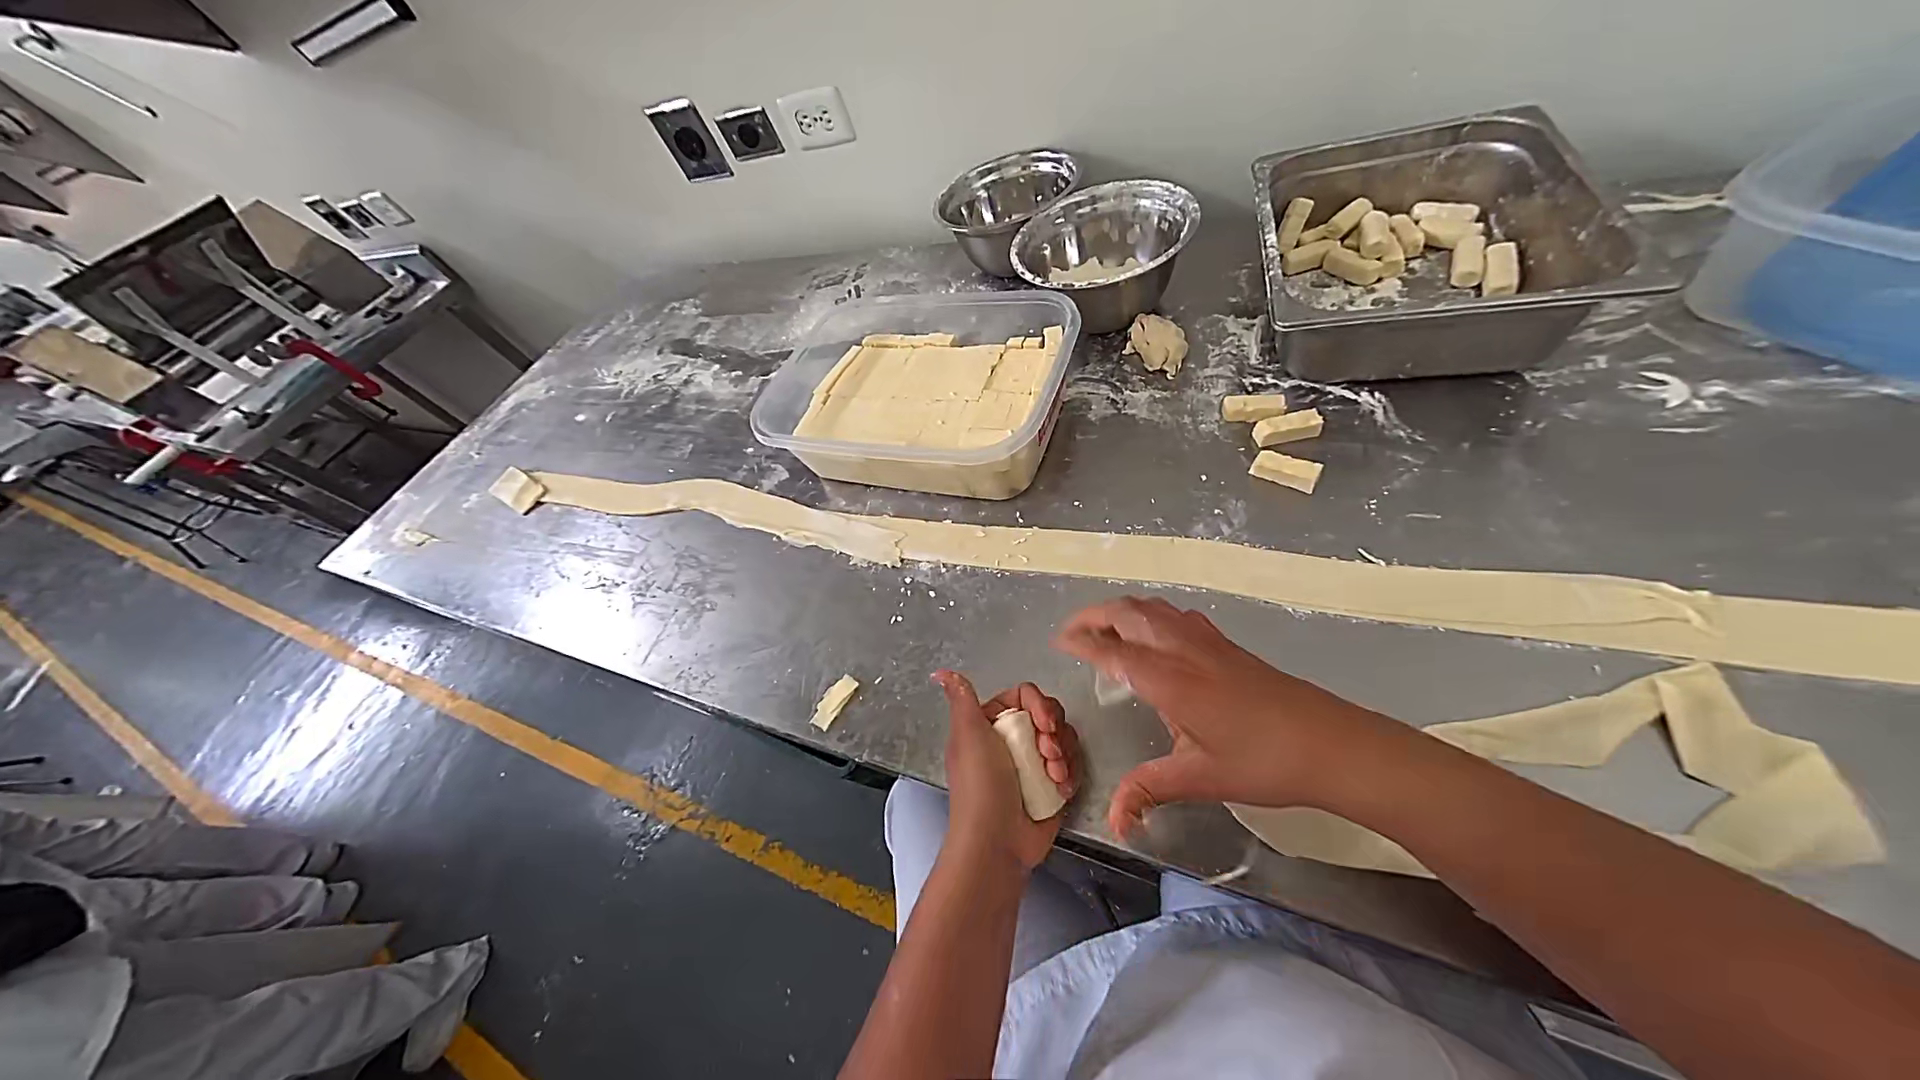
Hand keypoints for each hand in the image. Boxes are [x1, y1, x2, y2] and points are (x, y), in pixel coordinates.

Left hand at [933, 671, 1078, 872]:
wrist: (997, 840)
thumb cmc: (981, 786)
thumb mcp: (968, 735)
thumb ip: (962, 698)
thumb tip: (942, 672)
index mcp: (990, 724)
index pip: (1025, 696)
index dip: (1039, 705)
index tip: (1043, 724)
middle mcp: (1012, 740)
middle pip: (1049, 715)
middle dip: (1054, 733)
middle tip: (1047, 753)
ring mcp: (1033, 763)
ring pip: (1064, 740)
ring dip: (1064, 757)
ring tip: (1052, 776)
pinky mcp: (1051, 785)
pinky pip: (1073, 766)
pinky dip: (1070, 776)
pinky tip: (1060, 789)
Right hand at [1053, 596, 1412, 836]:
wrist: (1332, 743)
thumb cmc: (1262, 762)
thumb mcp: (1199, 778)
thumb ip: (1148, 790)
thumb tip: (1114, 821)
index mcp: (1168, 679)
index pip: (1112, 650)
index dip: (1081, 642)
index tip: (1059, 643)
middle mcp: (1182, 649)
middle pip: (1128, 613)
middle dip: (1093, 616)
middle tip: (1072, 631)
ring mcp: (1206, 641)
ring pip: (1153, 607)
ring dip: (1121, 610)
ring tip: (1104, 627)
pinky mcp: (1226, 643)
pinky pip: (1175, 614)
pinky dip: (1150, 613)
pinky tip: (1155, 632)